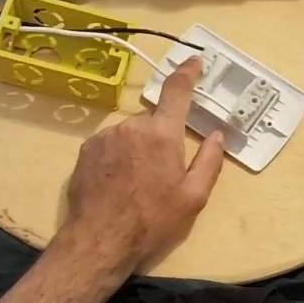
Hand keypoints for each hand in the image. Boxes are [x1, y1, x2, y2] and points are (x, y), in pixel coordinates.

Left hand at [60, 58, 225, 271]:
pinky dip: (118, 157)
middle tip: (163, 173)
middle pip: (153, 121)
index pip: (177, 91)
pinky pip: (110, 144)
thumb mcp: (193, 198)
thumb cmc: (152, 222)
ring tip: (138, 184)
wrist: (100, 240)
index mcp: (162, 134)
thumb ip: (209, 162)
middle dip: (161, 138)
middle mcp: (132, 126)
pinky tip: (118, 184)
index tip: (196, 62)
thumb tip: (217, 135)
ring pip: (130, 133)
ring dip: (138, 149)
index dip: (188, 72)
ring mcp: (105, 136)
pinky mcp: (86, 150)